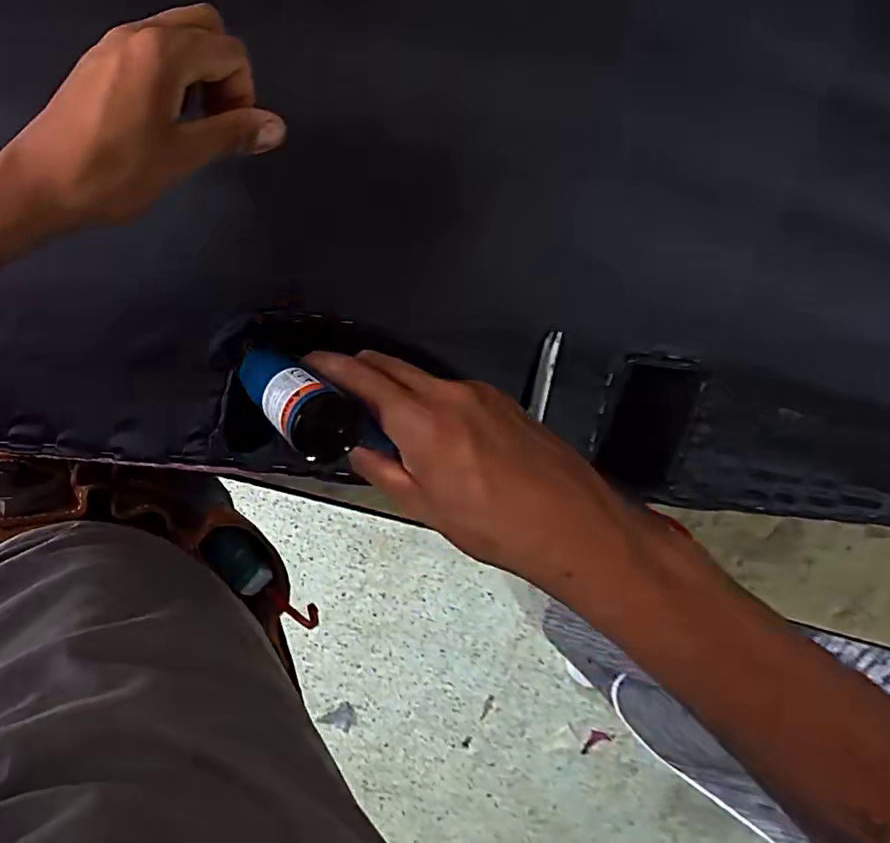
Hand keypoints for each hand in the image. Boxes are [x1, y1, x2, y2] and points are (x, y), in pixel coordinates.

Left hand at [0, 4, 285, 228]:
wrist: (36, 185)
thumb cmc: (113, 173)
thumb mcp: (180, 156)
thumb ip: (232, 133)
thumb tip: (277, 126)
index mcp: (164, 49)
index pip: (230, 52)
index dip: (243, 92)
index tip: (229, 133)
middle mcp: (138, 33)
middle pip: (204, 27)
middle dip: (222, 68)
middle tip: (213, 116)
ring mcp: (110, 44)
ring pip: (173, 35)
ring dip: (194, 69)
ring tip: (185, 120)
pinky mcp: (93, 63)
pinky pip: (145, 50)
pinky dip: (165, 71)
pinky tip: (153, 116)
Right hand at [306, 350, 661, 593]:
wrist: (577, 527)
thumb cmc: (503, 525)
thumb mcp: (425, 507)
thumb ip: (383, 471)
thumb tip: (364, 453)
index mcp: (423, 422)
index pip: (364, 377)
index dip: (331, 365)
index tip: (313, 361)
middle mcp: (450, 396)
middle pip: (389, 363)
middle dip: (358, 368)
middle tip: (337, 385)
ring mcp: (479, 394)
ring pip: (420, 374)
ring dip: (393, 383)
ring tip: (383, 414)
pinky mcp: (501, 402)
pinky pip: (449, 387)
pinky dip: (426, 395)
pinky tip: (429, 426)